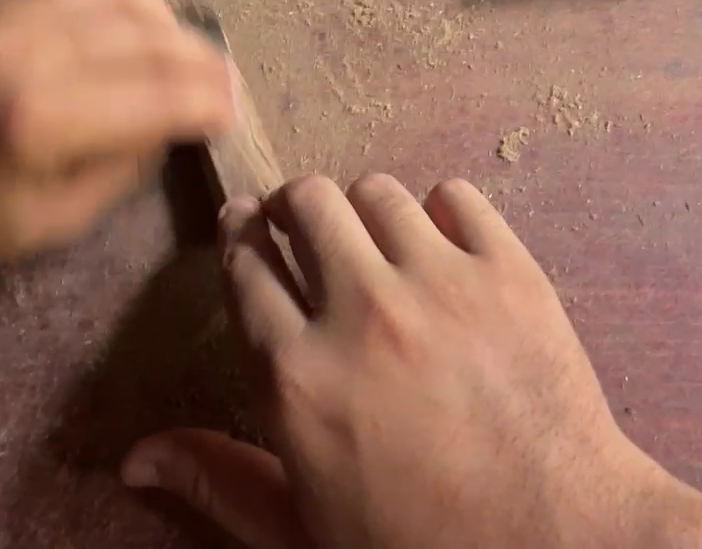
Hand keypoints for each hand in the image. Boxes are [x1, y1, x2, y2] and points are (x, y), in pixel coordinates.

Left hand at [0, 0, 235, 313]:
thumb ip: (123, 167)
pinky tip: (122, 33)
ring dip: (164, 19)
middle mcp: (21, 46)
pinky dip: (116, 6)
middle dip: (201, 56)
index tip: (233, 109)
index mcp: (37, 118)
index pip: (162, 93)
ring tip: (177, 50)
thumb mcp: (45, 227)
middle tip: (220, 80)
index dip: (213, 100)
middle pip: (149, 29)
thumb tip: (172, 121)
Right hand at [121, 175, 701, 548]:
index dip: (241, 236)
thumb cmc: (424, 546)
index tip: (246, 225)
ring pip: (376, 189)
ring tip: (376, 239)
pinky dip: (443, 211)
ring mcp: (440, 284)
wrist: (563, 542)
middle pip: (304, 200)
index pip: (246, 265)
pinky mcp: (508, 269)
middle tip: (304, 224)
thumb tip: (138, 455)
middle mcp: (362, 313)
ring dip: (366, 208)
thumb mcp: (304, 533)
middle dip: (294, 204)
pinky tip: (444, 246)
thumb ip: (221, 481)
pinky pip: (455, 194)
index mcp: (299, 376)